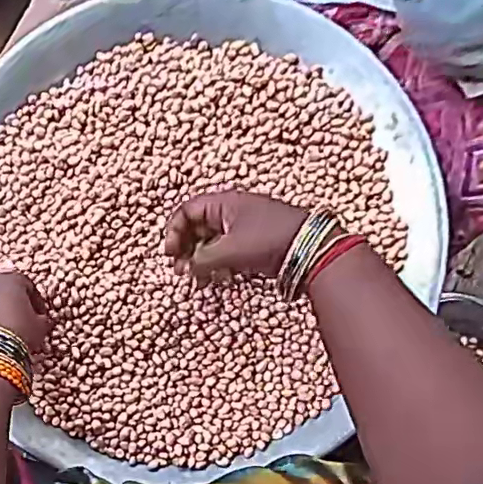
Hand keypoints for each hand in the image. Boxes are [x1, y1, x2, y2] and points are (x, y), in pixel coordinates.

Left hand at [0, 271, 50, 353]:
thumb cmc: (20, 332)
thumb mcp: (40, 327)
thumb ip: (43, 319)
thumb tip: (42, 321)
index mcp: (11, 279)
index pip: (28, 286)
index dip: (36, 302)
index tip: (40, 316)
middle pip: (5, 291)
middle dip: (13, 305)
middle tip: (22, 321)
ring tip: (6, 331)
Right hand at [162, 191, 309, 280]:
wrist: (312, 249)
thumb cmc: (270, 241)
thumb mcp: (228, 251)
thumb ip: (200, 259)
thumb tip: (186, 267)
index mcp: (224, 203)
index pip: (186, 211)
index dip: (173, 232)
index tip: (170, 253)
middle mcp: (232, 211)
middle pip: (196, 227)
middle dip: (185, 249)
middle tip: (180, 269)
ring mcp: (243, 226)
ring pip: (211, 241)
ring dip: (200, 260)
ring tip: (197, 280)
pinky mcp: (254, 242)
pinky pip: (226, 250)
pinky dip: (217, 264)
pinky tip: (218, 279)